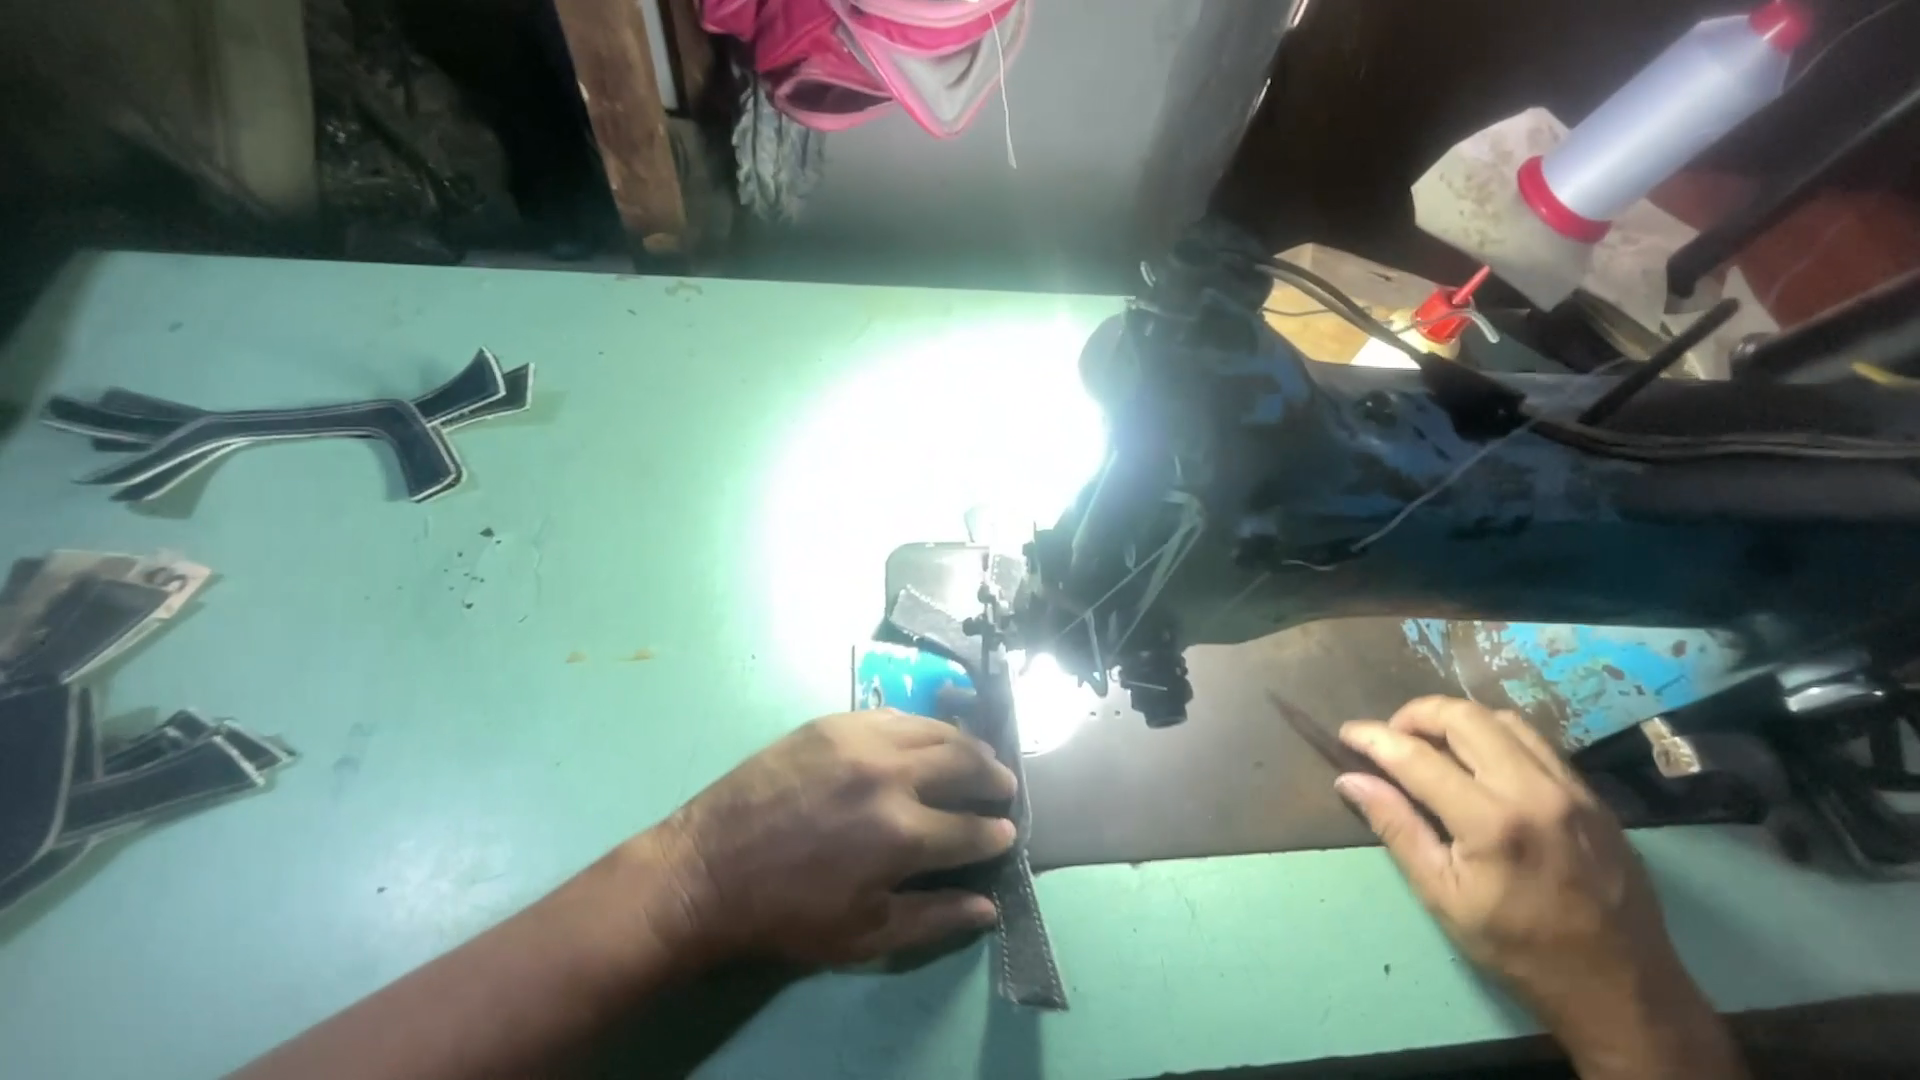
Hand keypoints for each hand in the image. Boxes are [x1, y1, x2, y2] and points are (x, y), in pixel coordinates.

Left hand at [654, 709, 1016, 966]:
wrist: (707, 870)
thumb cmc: (786, 913)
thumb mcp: (863, 935)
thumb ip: (934, 918)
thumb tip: (989, 906)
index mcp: (902, 834)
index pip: (972, 829)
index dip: (996, 834)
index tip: (1007, 834)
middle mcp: (889, 775)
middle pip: (964, 763)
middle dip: (994, 777)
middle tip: (1003, 788)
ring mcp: (859, 740)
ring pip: (934, 729)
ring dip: (965, 744)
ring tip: (976, 757)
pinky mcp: (831, 722)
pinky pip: (893, 715)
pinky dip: (920, 727)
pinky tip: (925, 739)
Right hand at [1336, 697, 1743, 1079]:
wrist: (1621, 987)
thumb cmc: (1518, 948)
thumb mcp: (1443, 896)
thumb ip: (1396, 828)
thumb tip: (1350, 780)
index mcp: (1491, 822)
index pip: (1416, 756)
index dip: (1373, 738)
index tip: (1346, 733)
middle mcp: (1533, 791)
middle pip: (1462, 717)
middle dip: (1414, 715)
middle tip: (1391, 738)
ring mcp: (1570, 789)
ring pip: (1502, 719)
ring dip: (1457, 720)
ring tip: (1433, 744)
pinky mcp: (1592, 796)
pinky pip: (1536, 742)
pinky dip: (1495, 736)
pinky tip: (1479, 762)